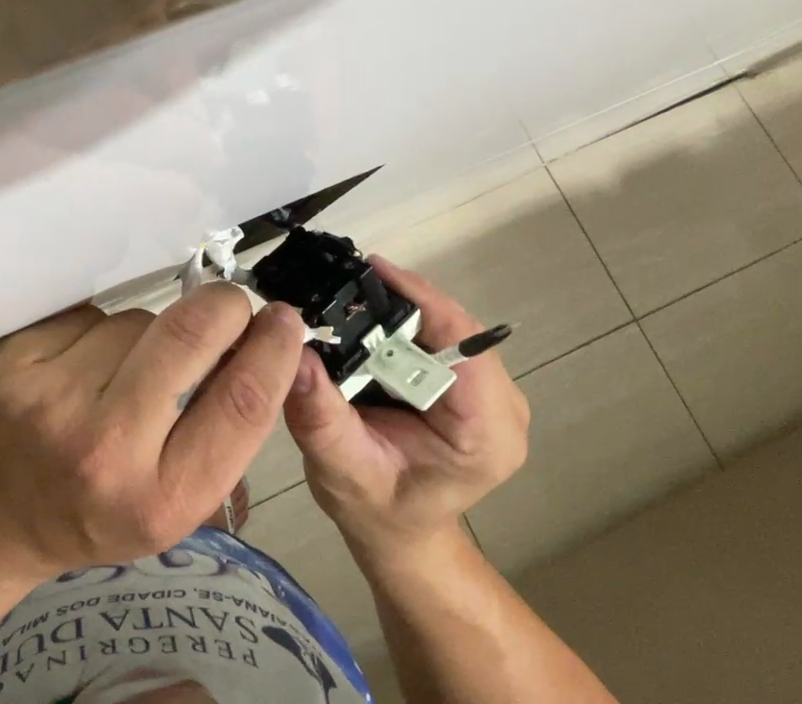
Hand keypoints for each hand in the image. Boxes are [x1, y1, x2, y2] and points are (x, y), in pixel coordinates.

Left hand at [0, 283, 306, 575]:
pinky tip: (87, 364)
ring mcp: (52, 398)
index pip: (241, 402)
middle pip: (193, 333)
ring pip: (139, 319)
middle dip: (225, 307)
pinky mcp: (16, 360)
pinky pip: (92, 315)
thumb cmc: (102, 513)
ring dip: (155, 330)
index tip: (284, 322)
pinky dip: (105, 329)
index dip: (274, 350)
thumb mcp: (178, 503)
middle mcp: (106, 448)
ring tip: (132, 368)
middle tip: (230, 309)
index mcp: (162, 498)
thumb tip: (263, 340)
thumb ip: (224, 431)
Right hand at [284, 256, 529, 559]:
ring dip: (402, 309)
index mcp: (486, 434)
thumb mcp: (339, 467)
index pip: (462, 346)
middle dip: (402, 302)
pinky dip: (407, 324)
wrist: (396, 530)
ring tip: (352, 294)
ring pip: (450, 326)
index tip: (368, 270)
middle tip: (345, 281)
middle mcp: (505, 407)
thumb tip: (296, 354)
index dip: (419, 302)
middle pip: (457, 329)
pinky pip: (445, 337)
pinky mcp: (478, 385)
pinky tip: (371, 319)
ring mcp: (496, 393)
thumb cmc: (373, 509)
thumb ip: (321, 415)